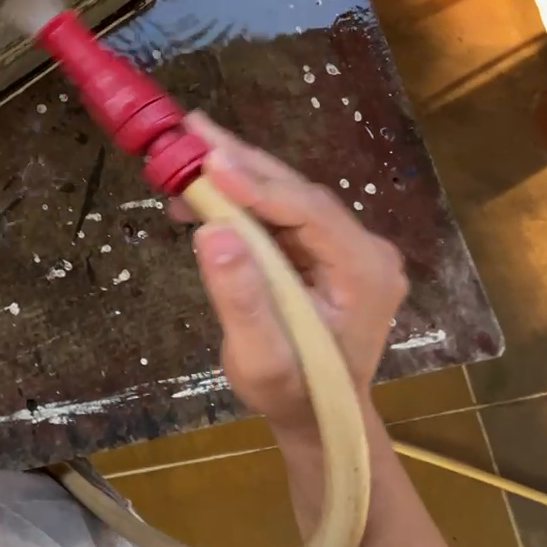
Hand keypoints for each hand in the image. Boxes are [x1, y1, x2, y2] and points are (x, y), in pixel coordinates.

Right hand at [170, 112, 406, 438]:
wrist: (320, 418)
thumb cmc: (291, 393)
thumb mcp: (262, 358)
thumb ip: (242, 297)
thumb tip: (213, 231)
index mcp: (363, 271)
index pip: (308, 210)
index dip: (256, 183)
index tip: (209, 161)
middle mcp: (362, 249)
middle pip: (295, 191)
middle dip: (239, 160)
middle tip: (190, 128)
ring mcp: (343, 246)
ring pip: (284, 194)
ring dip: (233, 173)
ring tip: (184, 151)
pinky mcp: (321, 248)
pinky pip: (276, 211)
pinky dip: (236, 197)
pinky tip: (200, 194)